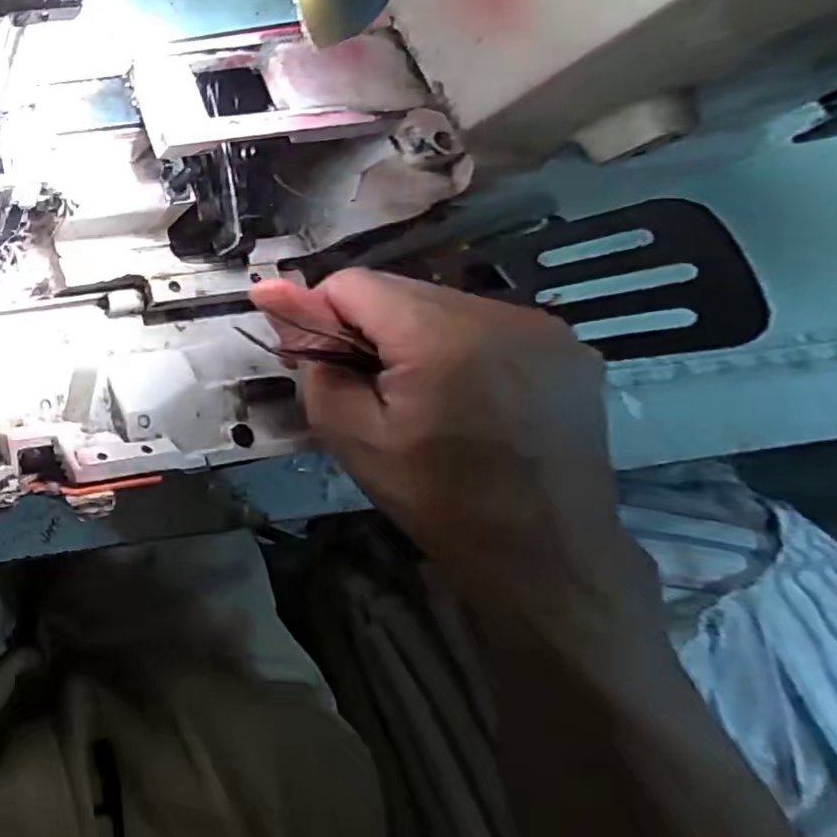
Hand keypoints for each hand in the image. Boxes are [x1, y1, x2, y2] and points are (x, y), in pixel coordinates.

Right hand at [250, 269, 661, 654]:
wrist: (545, 552)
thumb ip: (310, 355)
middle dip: (363, 325)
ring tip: (413, 391)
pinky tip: (460, 391)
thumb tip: (270, 292)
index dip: (321, 316)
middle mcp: (499, 314)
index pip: (351, 283)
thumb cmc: (432, 495)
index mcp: (441, 337)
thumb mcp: (346, 431)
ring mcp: (542, 327)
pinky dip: (451, 342)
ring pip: (436, 302)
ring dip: (406, 333)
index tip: (319, 362)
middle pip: (395, 289)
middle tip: (363, 384)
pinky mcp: (566, 346)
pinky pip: (479, 321)